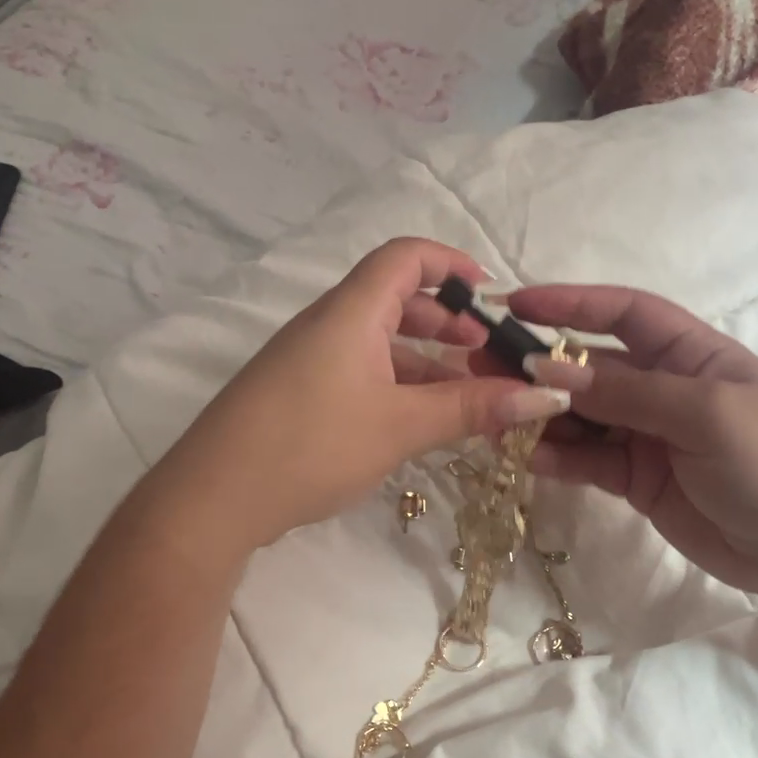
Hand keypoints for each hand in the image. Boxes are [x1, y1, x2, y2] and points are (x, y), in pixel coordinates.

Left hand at [148, 239, 570, 550]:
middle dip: (447, 323)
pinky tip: (419, 423)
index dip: (451, 265)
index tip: (491, 296)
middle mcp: (327, 326)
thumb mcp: (400, 426)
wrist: (213, 498)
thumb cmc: (311, 446)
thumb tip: (544, 394)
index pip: (404, 258)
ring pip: (378, 344)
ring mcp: (308, 363)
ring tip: (467, 397)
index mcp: (350, 313)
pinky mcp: (297, 397)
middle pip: (394, 300)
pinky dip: (397, 386)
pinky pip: (359, 374)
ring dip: (425, 362)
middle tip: (486, 356)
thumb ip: (471, 408)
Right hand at [513, 285, 757, 594]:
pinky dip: (558, 458)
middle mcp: (665, 389)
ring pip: (582, 417)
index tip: (514, 303)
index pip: (624, 313)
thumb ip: (627, 392)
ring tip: (493, 416)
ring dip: (541, 414)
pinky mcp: (639, 481)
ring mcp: (650, 438)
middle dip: (540, 363)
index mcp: (692, 355)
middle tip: (481, 366)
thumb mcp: (706, 414)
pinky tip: (525, 457)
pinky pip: (589, 462)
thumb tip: (550, 369)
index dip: (571, 303)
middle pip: (591, 366)